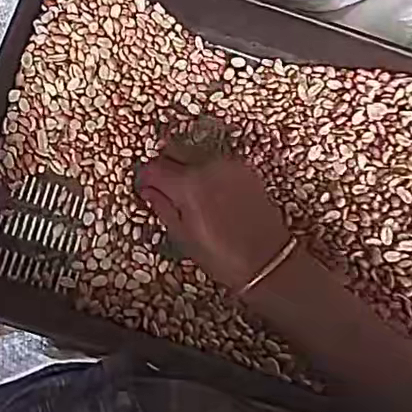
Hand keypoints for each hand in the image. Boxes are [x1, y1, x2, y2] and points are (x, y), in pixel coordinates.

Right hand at [135, 153, 292, 290]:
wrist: (267, 260)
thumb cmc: (223, 256)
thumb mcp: (183, 236)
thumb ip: (163, 207)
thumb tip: (149, 191)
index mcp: (189, 185)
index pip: (154, 168)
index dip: (145, 178)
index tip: (144, 188)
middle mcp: (208, 167)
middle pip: (174, 151)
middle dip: (164, 167)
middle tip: (161, 188)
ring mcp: (228, 166)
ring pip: (195, 155)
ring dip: (185, 168)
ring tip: (187, 195)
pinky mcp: (244, 170)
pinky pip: (215, 162)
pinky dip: (206, 171)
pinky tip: (208, 194)